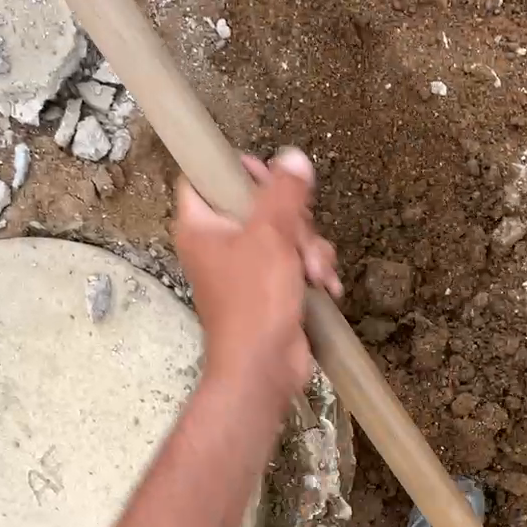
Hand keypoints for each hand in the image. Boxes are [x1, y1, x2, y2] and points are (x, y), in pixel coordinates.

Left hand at [172, 149, 341, 409]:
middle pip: (260, 205)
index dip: (239, 170)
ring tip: (314, 275)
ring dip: (311, 251)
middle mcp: (220, 244)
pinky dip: (313, 273)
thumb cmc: (254, 303)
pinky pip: (297, 264)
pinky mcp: (272, 291)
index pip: (207, 176)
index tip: (269, 177)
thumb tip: (294, 159)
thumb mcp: (271, 236)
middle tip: (300, 241)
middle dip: (295, 222)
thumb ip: (284, 193)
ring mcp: (247, 269)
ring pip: (287, 235)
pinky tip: (325, 288)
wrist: (264, 368)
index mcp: (201, 225)